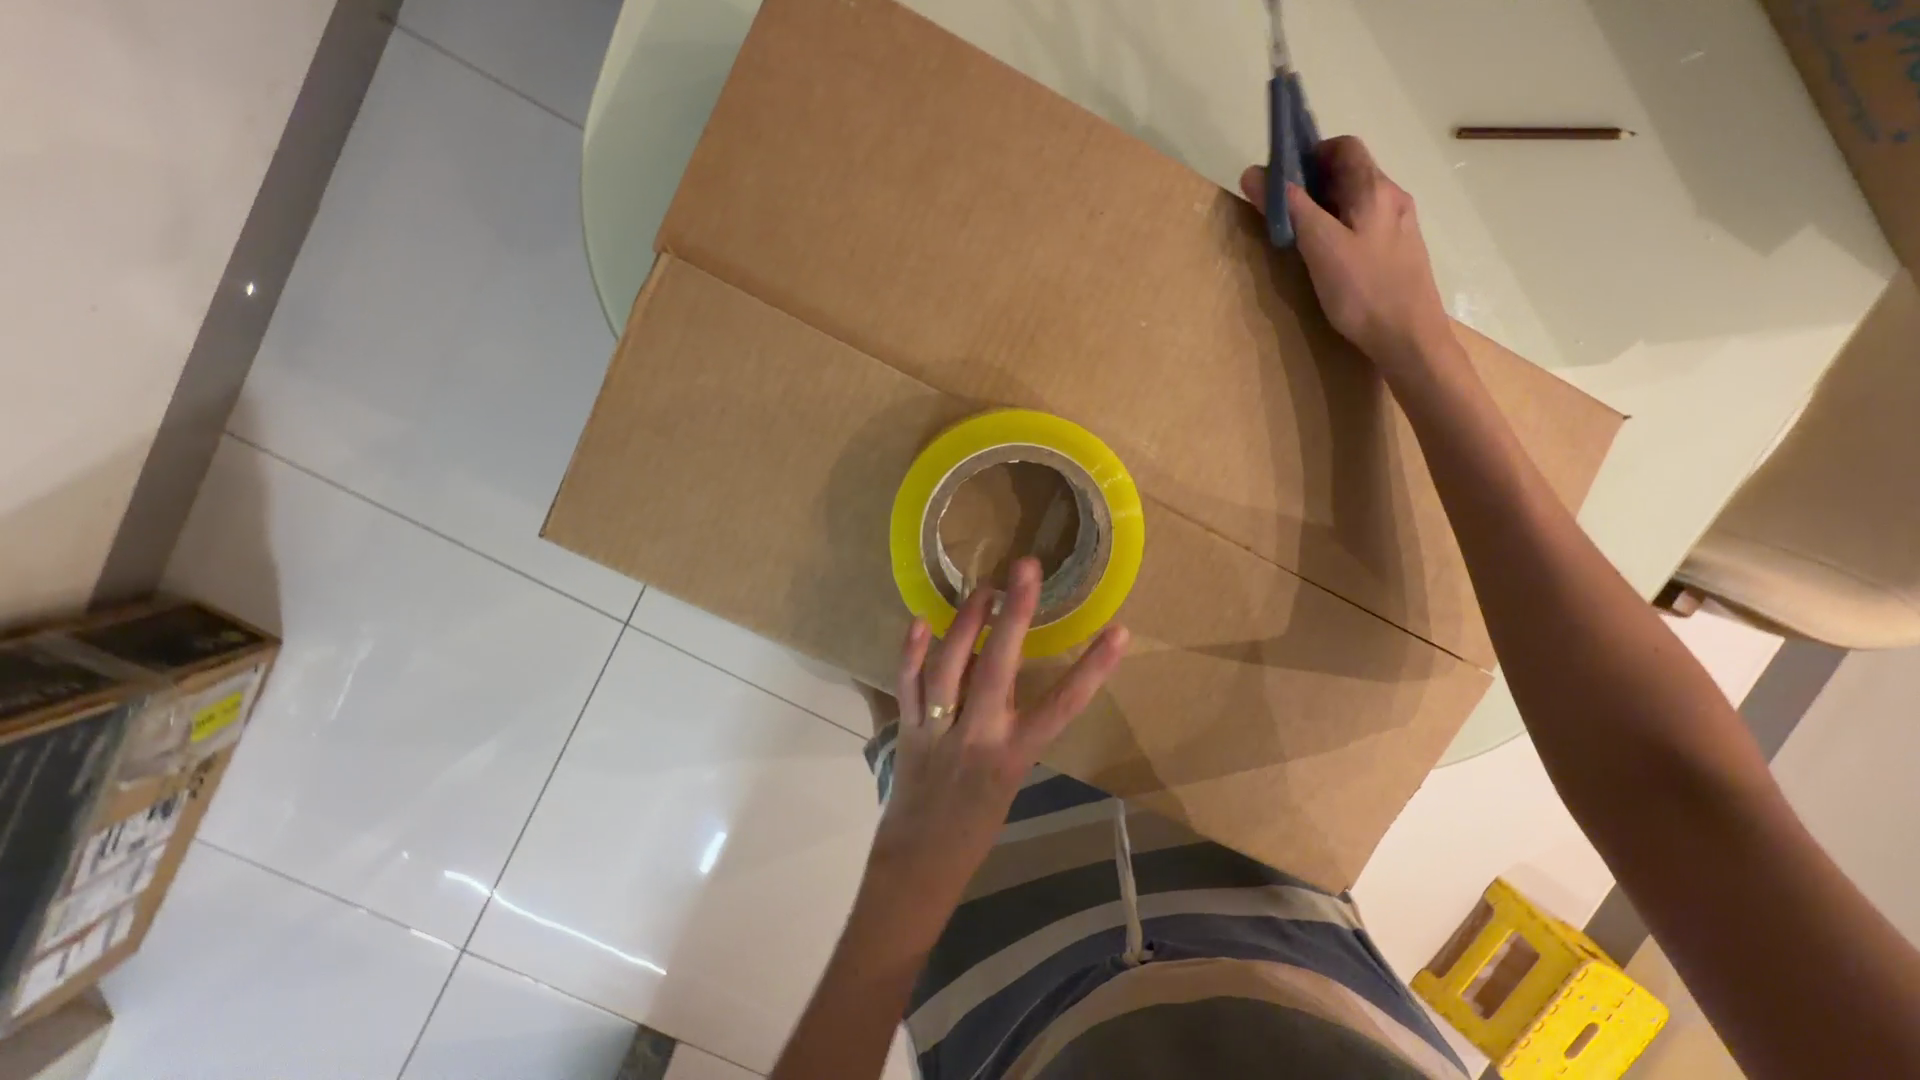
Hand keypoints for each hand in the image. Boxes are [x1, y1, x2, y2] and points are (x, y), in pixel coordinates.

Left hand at [866, 557, 1127, 916]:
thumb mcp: (1008, 782)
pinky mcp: (908, 730)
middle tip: (1025, 568)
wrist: (920, 864)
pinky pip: (907, 684)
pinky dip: (911, 651)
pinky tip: (920, 620)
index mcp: (1013, 757)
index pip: (1062, 707)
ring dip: (965, 623)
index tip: (1120, 633)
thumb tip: (1001, 678)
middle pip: (998, 668)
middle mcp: (978, 737)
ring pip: (948, 666)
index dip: (1093, 669)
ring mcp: (938, 731)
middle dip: (1014, 614)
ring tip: (982, 588)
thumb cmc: (975, 829)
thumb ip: (1009, 730)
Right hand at [1240, 136, 1454, 373]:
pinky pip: (1366, 223)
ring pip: (1358, 200)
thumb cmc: (1363, 291)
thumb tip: (1253, 173)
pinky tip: (1329, 256)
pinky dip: (1342, 227)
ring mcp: (1400, 225)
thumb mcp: (1319, 247)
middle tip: (1283, 210)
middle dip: (1313, 182)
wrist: (1410, 338)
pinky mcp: (1399, 251)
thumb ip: (1289, 208)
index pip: (1344, 147)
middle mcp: (1392, 198)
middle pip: (1351, 172)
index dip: (1310, 152)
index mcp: (1375, 189)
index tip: (1282, 177)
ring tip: (1301, 235)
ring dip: (1327, 206)